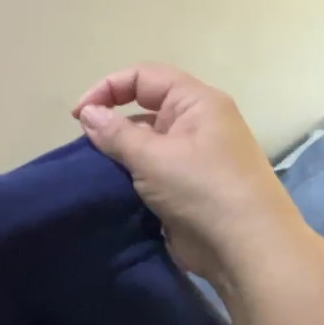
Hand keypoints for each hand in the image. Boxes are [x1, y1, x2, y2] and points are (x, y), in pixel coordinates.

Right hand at [73, 63, 309, 281]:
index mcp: (198, 103)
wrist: (245, 247)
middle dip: (111, 119)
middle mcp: (197, 122)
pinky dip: (127, 170)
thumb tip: (88, 114)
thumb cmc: (202, 190)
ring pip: (144, 138)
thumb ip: (115, 133)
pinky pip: (149, 165)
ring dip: (117, 149)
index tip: (78, 116)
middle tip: (85, 144)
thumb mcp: (152, 156)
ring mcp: (193, 154)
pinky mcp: (185, 183)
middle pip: (144, 104)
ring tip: (95, 167)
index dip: (107, 88)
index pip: (145, 77)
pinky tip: (111, 184)